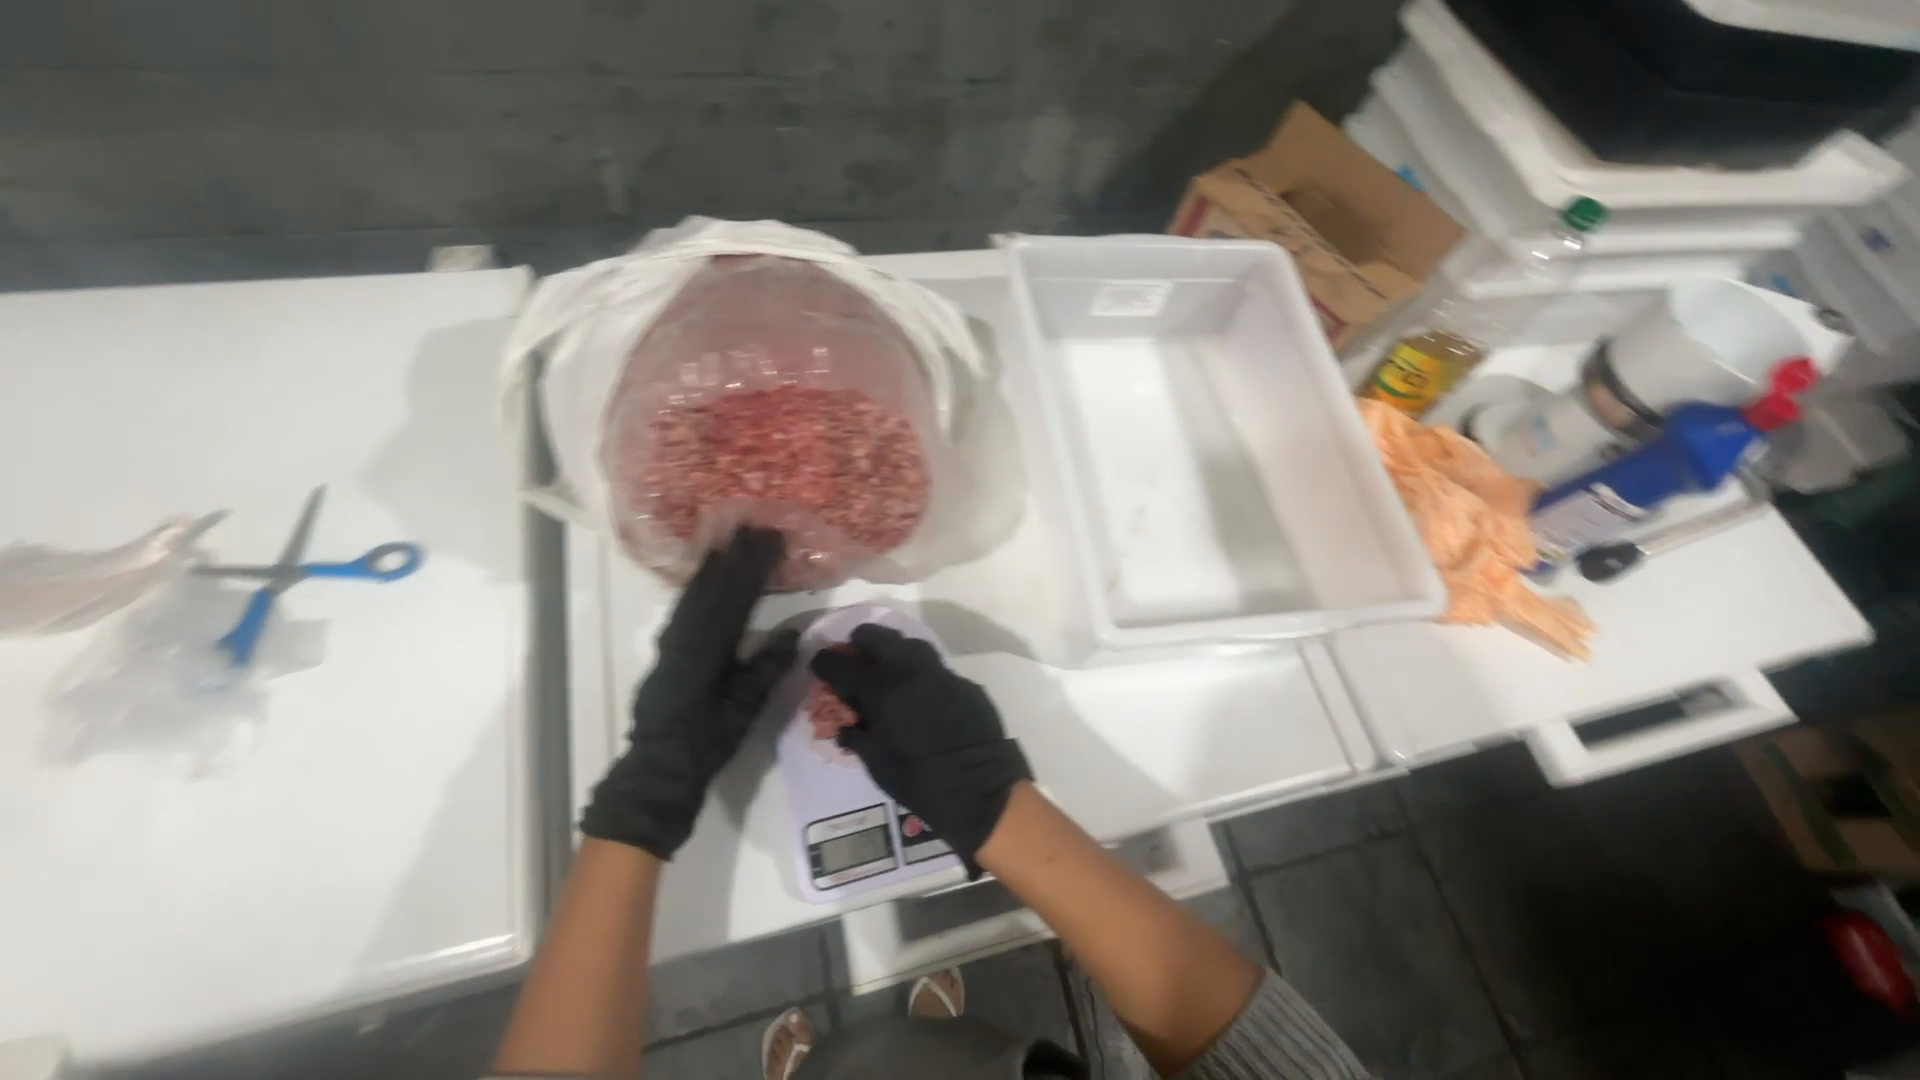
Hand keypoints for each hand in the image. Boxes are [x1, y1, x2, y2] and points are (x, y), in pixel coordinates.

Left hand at [580, 528, 796, 858]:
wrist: (656, 771)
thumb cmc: (705, 746)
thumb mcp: (743, 713)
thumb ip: (766, 672)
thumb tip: (793, 634)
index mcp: (705, 655)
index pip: (734, 601)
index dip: (752, 568)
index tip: (769, 539)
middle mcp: (683, 641)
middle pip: (712, 590)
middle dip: (733, 556)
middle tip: (751, 525)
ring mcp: (670, 644)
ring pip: (693, 595)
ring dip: (711, 564)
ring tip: (727, 536)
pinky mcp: (665, 651)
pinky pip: (682, 608)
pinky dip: (695, 585)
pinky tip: (703, 573)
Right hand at [811, 625, 1030, 872]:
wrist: (983, 790)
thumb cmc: (922, 784)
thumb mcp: (878, 765)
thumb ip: (859, 736)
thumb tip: (848, 722)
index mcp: (884, 694)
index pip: (845, 668)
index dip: (827, 663)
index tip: (819, 662)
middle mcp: (911, 674)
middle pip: (880, 639)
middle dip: (861, 640)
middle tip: (853, 648)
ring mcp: (942, 675)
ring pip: (911, 645)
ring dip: (893, 648)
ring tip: (885, 661)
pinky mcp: (965, 684)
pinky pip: (936, 669)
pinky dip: (920, 673)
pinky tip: (919, 690)